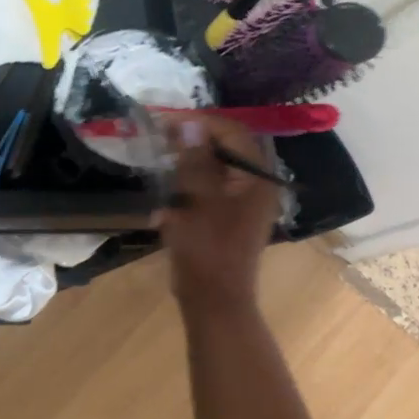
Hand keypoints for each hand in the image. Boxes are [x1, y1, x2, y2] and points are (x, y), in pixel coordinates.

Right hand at [155, 113, 281, 315]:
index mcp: (257, 179)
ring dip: (190, 160)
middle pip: (229, 149)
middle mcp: (256, 187)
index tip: (166, 120)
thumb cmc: (207, 249)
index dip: (201, 122)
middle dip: (195, 138)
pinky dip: (189, 184)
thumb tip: (189, 124)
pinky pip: (210, 189)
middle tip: (162, 135)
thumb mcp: (197, 201)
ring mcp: (243, 204)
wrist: (214, 298)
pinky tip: (168, 192)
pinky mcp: (227, 219)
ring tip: (161, 157)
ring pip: (218, 168)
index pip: (234, 134)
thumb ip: (195, 161)